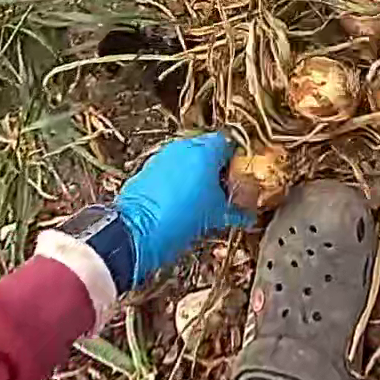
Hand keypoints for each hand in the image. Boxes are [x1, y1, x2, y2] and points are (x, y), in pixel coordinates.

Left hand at [114, 133, 254, 283]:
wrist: (131, 236)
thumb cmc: (177, 219)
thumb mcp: (214, 214)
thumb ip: (235, 208)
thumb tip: (248, 213)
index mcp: (206, 150)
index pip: (231, 144)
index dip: (237, 160)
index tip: (240, 177)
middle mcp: (185, 147)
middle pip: (209, 150)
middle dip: (217, 168)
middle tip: (223, 189)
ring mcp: (163, 156)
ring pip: (189, 159)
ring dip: (197, 174)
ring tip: (202, 198)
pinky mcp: (147, 170)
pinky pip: (170, 170)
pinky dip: (178, 180)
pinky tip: (181, 202)